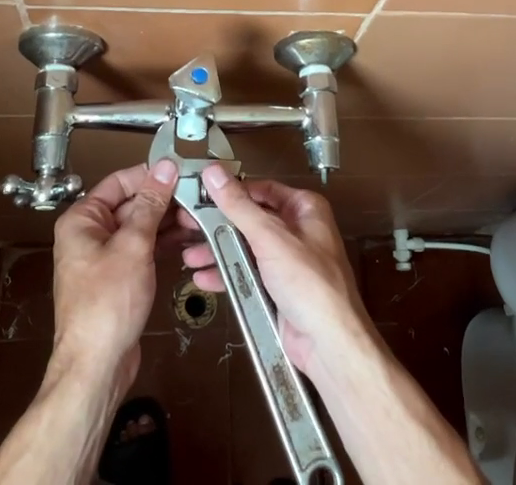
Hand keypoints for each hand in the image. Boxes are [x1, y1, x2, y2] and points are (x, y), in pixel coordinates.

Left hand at [50, 160, 178, 387]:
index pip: (119, 182)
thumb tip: (164, 168)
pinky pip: (143, 250)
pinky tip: (188, 241)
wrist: (98, 364)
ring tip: (199, 220)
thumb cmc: (106, 304)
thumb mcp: (133, 246)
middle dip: (164, 202)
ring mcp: (104, 258)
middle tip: (198, 200)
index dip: (150, 176)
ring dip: (168, 223)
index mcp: (82, 220)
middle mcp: (90, 235)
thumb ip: (150, 205)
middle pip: (131, 204)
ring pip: (140, 228)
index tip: (182, 172)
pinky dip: (163, 244)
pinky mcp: (119, 278)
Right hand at [180, 165, 372, 376]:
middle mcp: (298, 230)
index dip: (231, 190)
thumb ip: (239, 206)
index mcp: (305, 209)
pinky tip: (203, 278)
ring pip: (246, 247)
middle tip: (187, 225)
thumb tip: (213, 172)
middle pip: (250, 218)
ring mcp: (287, 260)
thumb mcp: (271, 238)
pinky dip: (227, 274)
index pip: (261, 189)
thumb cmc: (309, 283)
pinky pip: (248, 273)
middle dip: (218, 225)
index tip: (200, 193)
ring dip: (218, 251)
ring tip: (190, 256)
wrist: (328, 343)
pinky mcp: (278, 287)